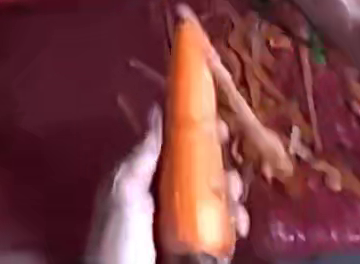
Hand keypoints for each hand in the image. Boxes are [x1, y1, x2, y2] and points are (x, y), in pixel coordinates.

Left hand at [87, 109, 247, 263]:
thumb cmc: (119, 240)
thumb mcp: (125, 191)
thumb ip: (143, 155)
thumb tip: (157, 109)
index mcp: (144, 179)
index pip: (174, 147)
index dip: (195, 133)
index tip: (217, 122)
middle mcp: (165, 199)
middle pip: (199, 171)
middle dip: (220, 164)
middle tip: (232, 164)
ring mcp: (183, 227)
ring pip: (214, 199)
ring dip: (231, 192)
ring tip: (237, 193)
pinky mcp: (199, 253)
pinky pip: (222, 232)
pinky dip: (235, 223)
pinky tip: (240, 223)